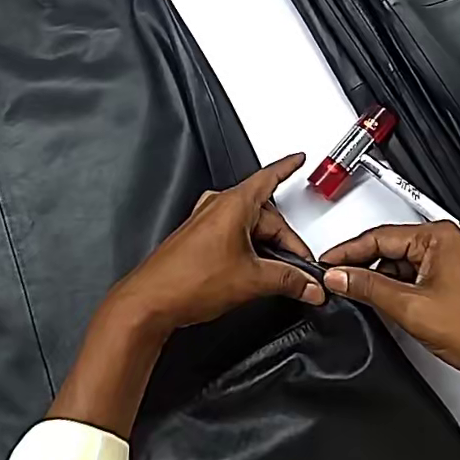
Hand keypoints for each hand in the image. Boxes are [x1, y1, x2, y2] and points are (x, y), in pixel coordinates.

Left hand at [47, 154, 325, 437]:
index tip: (298, 158)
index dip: (288, 168)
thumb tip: (307, 285)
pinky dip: (251, 250)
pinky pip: (235, 234)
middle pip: (266, 214)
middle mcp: (218, 206)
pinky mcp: (200, 237)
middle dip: (286, 239)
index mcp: (233, 203)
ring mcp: (207, 221)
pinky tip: (256, 271)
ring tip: (280, 274)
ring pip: (250, 226)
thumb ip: (287, 280)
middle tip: (301, 265)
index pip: (268, 178)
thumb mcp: (251, 280)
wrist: (151, 301)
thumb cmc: (187, 280)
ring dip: (268, 247)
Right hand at [320, 222, 459, 389]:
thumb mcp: (412, 307)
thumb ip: (369, 287)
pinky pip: (410, 279)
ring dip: (377, 281)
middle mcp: (444, 244)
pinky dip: (393, 291)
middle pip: (387, 249)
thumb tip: (340, 276)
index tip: (328, 263)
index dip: (349, 251)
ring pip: (397, 266)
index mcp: (439, 236)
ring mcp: (447, 264)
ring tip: (357, 295)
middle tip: (335, 279)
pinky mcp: (447, 284)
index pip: (380, 236)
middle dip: (361, 266)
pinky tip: (381, 304)